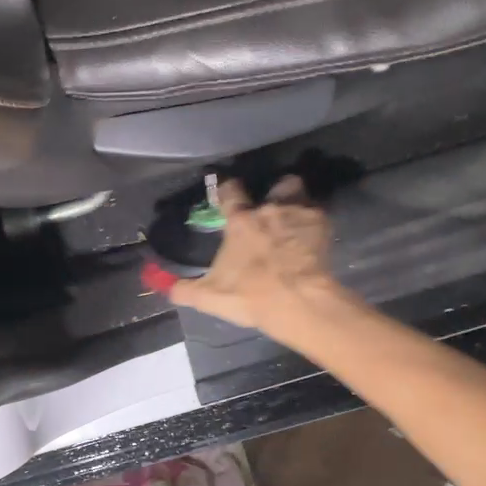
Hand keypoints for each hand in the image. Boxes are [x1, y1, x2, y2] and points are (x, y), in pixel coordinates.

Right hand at [168, 176, 352, 333]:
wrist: (295, 300)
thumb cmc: (249, 295)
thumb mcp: (209, 297)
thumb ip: (184, 289)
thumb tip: (165, 287)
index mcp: (240, 222)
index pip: (231, 192)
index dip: (228, 191)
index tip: (228, 195)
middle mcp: (268, 208)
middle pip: (274, 185)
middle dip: (272, 193)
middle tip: (271, 208)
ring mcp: (297, 212)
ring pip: (297, 189)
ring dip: (295, 198)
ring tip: (294, 215)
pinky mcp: (321, 223)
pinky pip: (317, 212)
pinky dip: (314, 221)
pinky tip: (313, 235)